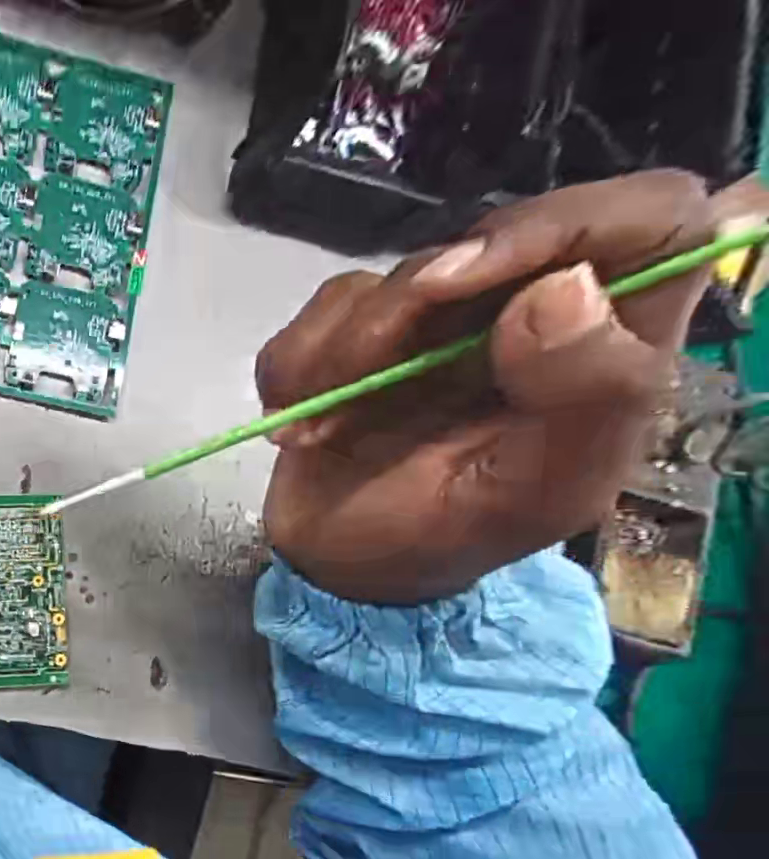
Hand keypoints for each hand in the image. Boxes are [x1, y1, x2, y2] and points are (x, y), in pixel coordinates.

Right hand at [257, 170, 713, 604]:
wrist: (341, 562)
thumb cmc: (446, 537)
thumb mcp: (539, 492)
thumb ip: (585, 397)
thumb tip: (560, 288)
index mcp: (606, 341)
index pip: (645, 217)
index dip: (566, 222)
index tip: (460, 281)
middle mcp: (517, 313)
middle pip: (475, 241)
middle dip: (395, 319)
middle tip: (354, 388)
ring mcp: (423, 325)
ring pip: (375, 285)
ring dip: (330, 363)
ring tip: (319, 430)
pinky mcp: (346, 339)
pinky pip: (311, 319)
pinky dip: (290, 371)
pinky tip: (297, 421)